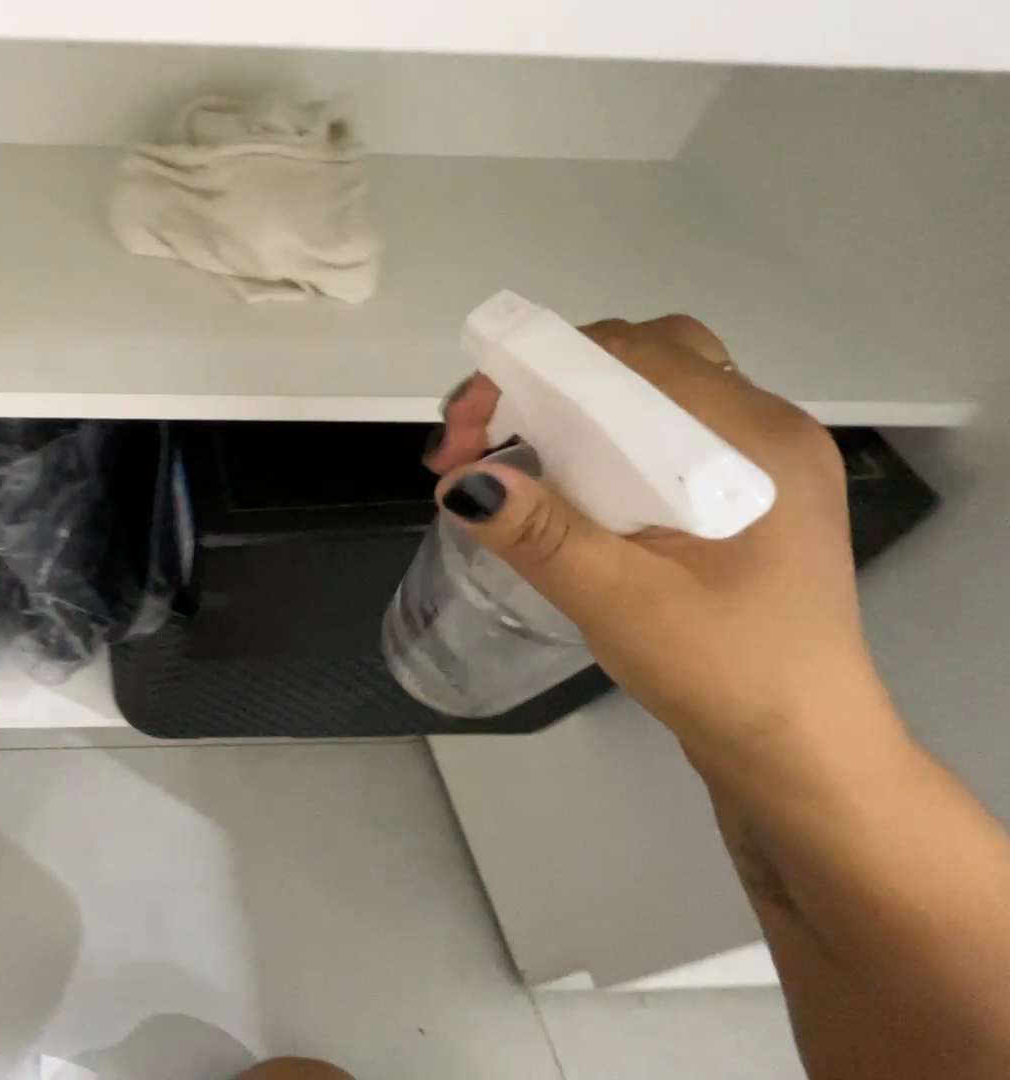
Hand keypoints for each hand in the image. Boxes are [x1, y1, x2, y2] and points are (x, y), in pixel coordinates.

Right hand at [425, 315, 894, 754]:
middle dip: (540, 383)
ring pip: (642, 395)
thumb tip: (461, 481)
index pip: (633, 357)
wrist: (795, 745)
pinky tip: (549, 485)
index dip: (535, 371)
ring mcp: (750, 463)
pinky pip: (650, 435)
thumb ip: (543, 536)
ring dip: (558, 411)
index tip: (467, 430)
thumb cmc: (723, 670)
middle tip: (471, 443)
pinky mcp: (729, 495)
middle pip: (639, 361)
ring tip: (494, 461)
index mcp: (752, 441)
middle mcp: (760, 433)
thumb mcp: (621, 602)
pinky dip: (585, 441)